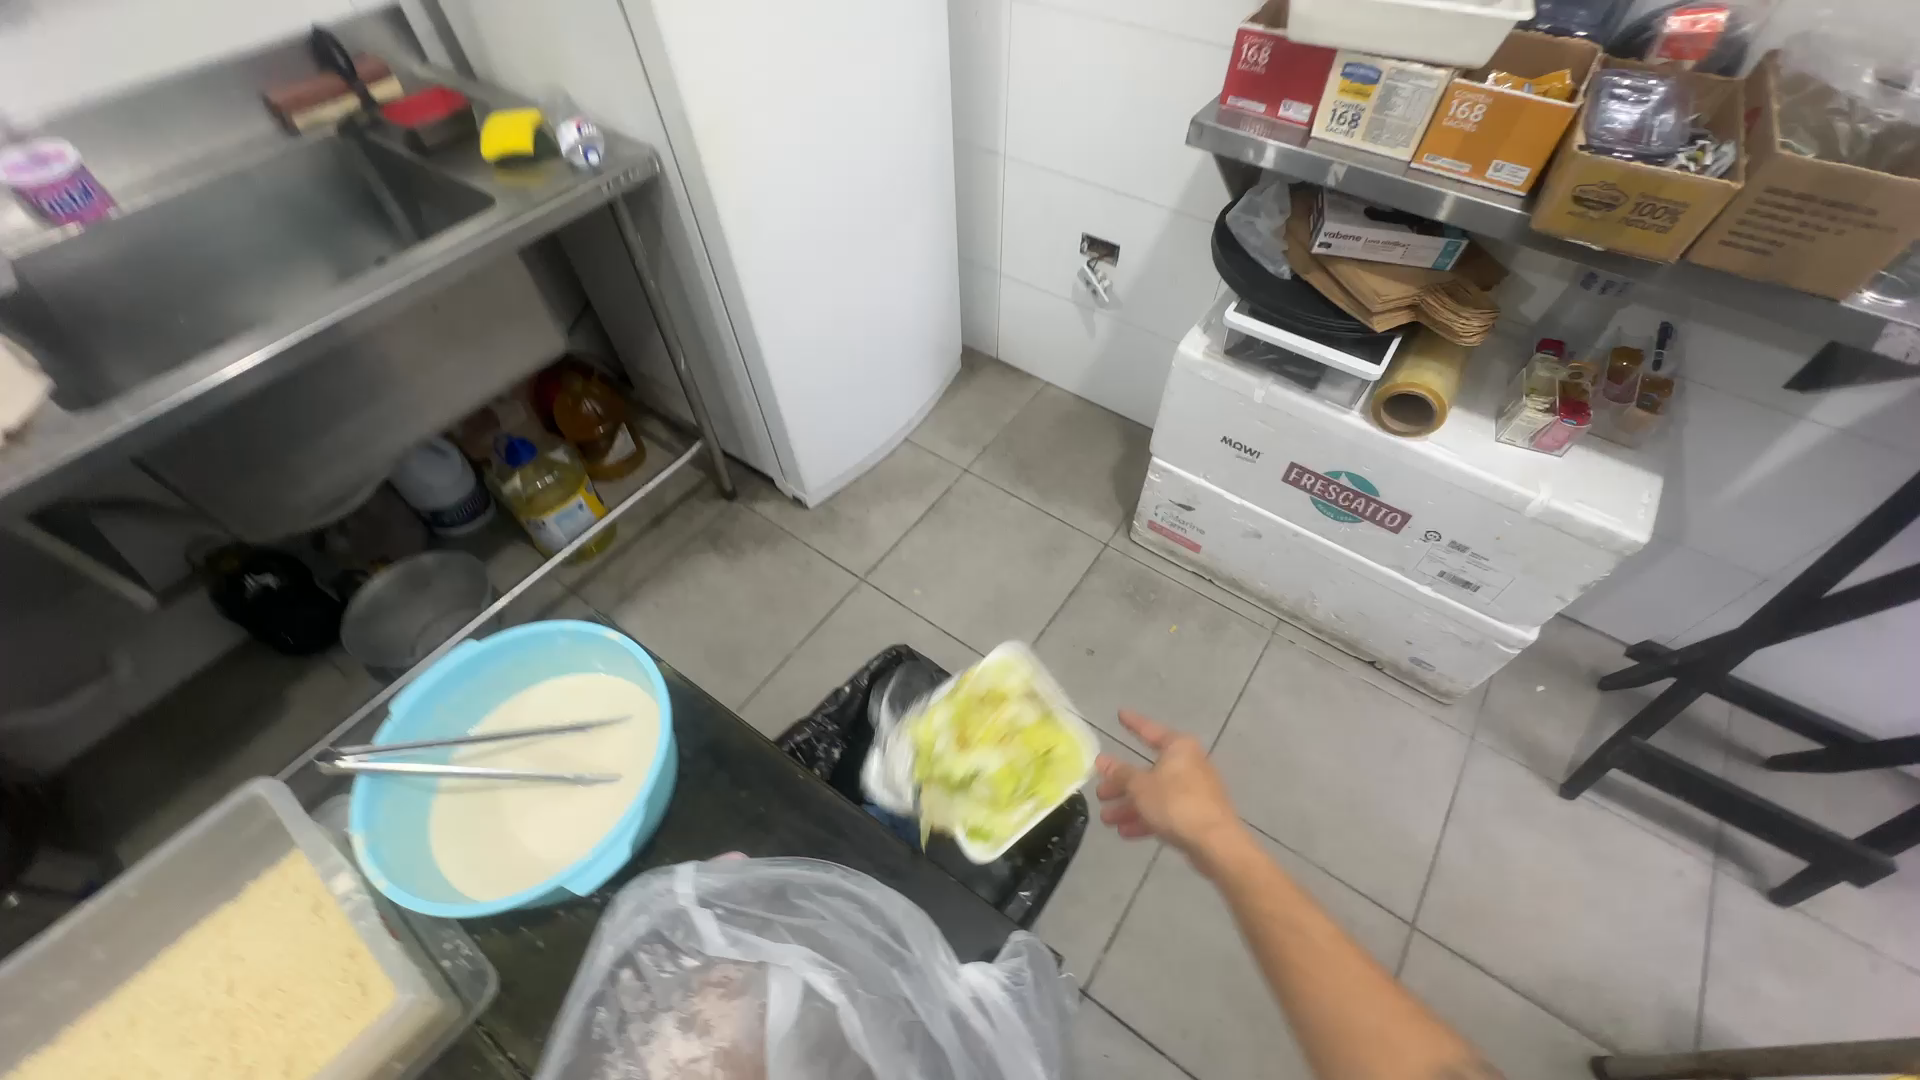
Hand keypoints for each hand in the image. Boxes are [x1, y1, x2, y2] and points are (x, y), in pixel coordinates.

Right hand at [1095, 709, 1245, 859]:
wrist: (1215, 843)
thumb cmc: (1175, 803)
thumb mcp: (1139, 786)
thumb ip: (1120, 773)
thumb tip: (1103, 760)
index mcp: (1178, 748)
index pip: (1150, 730)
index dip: (1133, 723)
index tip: (1120, 714)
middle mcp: (1188, 764)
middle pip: (1148, 770)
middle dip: (1122, 784)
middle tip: (1100, 793)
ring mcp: (1194, 791)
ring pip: (1155, 794)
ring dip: (1130, 806)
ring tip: (1107, 819)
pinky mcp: (1196, 815)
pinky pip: (1166, 812)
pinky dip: (1146, 819)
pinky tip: (1125, 832)